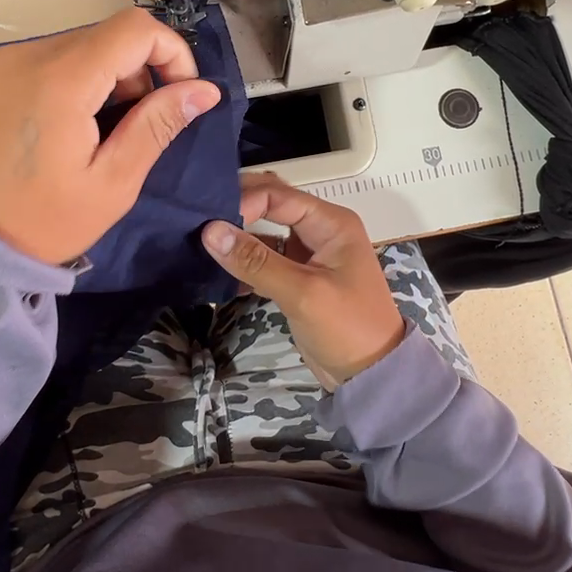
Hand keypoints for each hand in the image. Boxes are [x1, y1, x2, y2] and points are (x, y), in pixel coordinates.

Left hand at [0, 8, 220, 264]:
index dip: (171, 52)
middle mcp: (21, 55)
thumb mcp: (111, 183)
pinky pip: (32, 62)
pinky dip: (58, 82)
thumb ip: (157, 126)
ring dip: (96, 77)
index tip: (179, 94)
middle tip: (135, 125)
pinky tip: (51, 129)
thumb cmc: (39, 223)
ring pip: (67, 48)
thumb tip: (205, 89)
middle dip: (134, 72)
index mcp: (60, 78)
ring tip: (91, 132)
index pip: (135, 28)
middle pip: (101, 36)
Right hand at [202, 174, 405, 385]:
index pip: (277, 195)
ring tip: (199, 242)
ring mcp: (308, 254)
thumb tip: (210, 231)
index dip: (243, 202)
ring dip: (237, 238)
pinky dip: (243, 263)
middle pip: (270, 206)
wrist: (372, 376)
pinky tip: (218, 273)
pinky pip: (264, 259)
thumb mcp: (302, 293)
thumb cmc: (348, 328)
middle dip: (237, 210)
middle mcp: (320, 230)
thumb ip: (256, 261)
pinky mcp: (297, 278)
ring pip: (264, 233)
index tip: (209, 222)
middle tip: (198, 220)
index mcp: (331, 222)